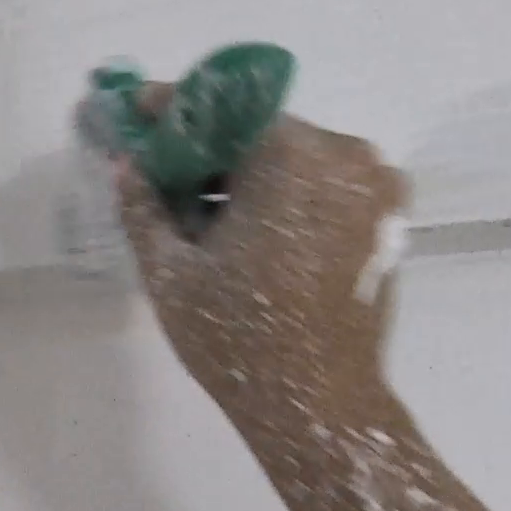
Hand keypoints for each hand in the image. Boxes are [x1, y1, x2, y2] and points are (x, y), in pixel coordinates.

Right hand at [118, 114, 408, 415]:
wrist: (315, 403)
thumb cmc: (234, 338)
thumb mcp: (170, 274)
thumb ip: (143, 210)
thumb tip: (125, 168)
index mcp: (291, 159)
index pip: (223, 111)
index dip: (173, 108)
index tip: (138, 108)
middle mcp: (345, 157)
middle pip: (262, 136)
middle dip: (209, 152)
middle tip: (165, 179)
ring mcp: (374, 190)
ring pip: (294, 163)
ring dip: (245, 179)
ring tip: (203, 218)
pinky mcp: (385, 222)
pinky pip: (321, 190)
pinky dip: (280, 200)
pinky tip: (247, 236)